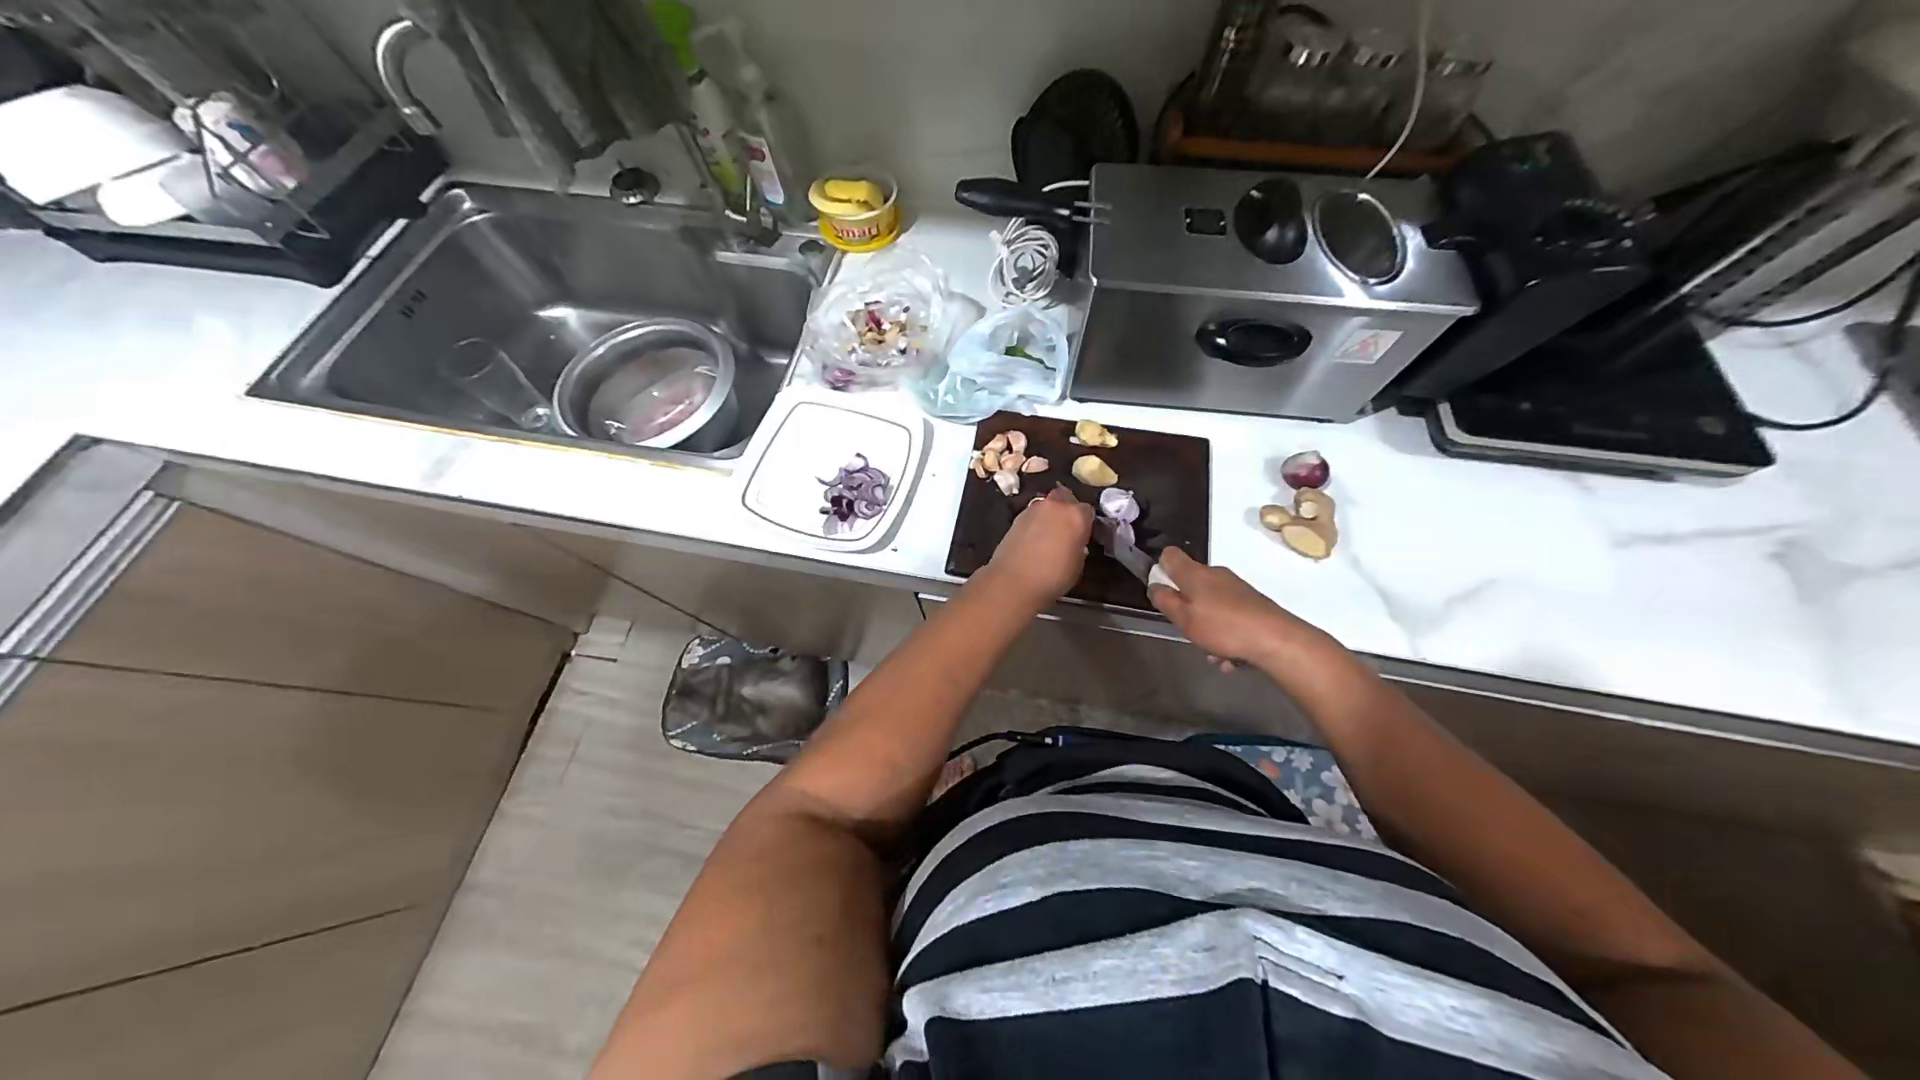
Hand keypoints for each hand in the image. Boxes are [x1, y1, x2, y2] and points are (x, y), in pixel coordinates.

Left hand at [980, 485, 1092, 608]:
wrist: (1013, 581)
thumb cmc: (1053, 576)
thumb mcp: (1078, 563)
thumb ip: (1078, 544)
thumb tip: (1074, 542)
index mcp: (1076, 515)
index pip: (1087, 510)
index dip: (1086, 522)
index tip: (1084, 534)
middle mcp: (1055, 506)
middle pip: (1065, 498)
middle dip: (1068, 509)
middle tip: (1067, 529)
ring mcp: (1033, 509)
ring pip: (1047, 505)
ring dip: (1050, 515)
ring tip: (1049, 535)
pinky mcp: (1016, 518)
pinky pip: (1032, 516)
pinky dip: (1035, 523)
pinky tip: (1034, 540)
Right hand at [1149, 548, 1336, 673]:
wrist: (1278, 640)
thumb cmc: (1223, 627)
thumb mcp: (1184, 618)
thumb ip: (1165, 601)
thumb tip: (1155, 586)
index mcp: (1196, 574)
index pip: (1170, 555)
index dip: (1161, 568)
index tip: (1162, 590)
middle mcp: (1217, 575)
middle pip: (1192, 584)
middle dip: (1186, 607)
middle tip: (1186, 629)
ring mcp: (1237, 590)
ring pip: (1212, 605)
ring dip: (1207, 627)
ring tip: (1212, 652)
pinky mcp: (1253, 605)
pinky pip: (1230, 618)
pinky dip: (1226, 635)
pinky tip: (1229, 658)